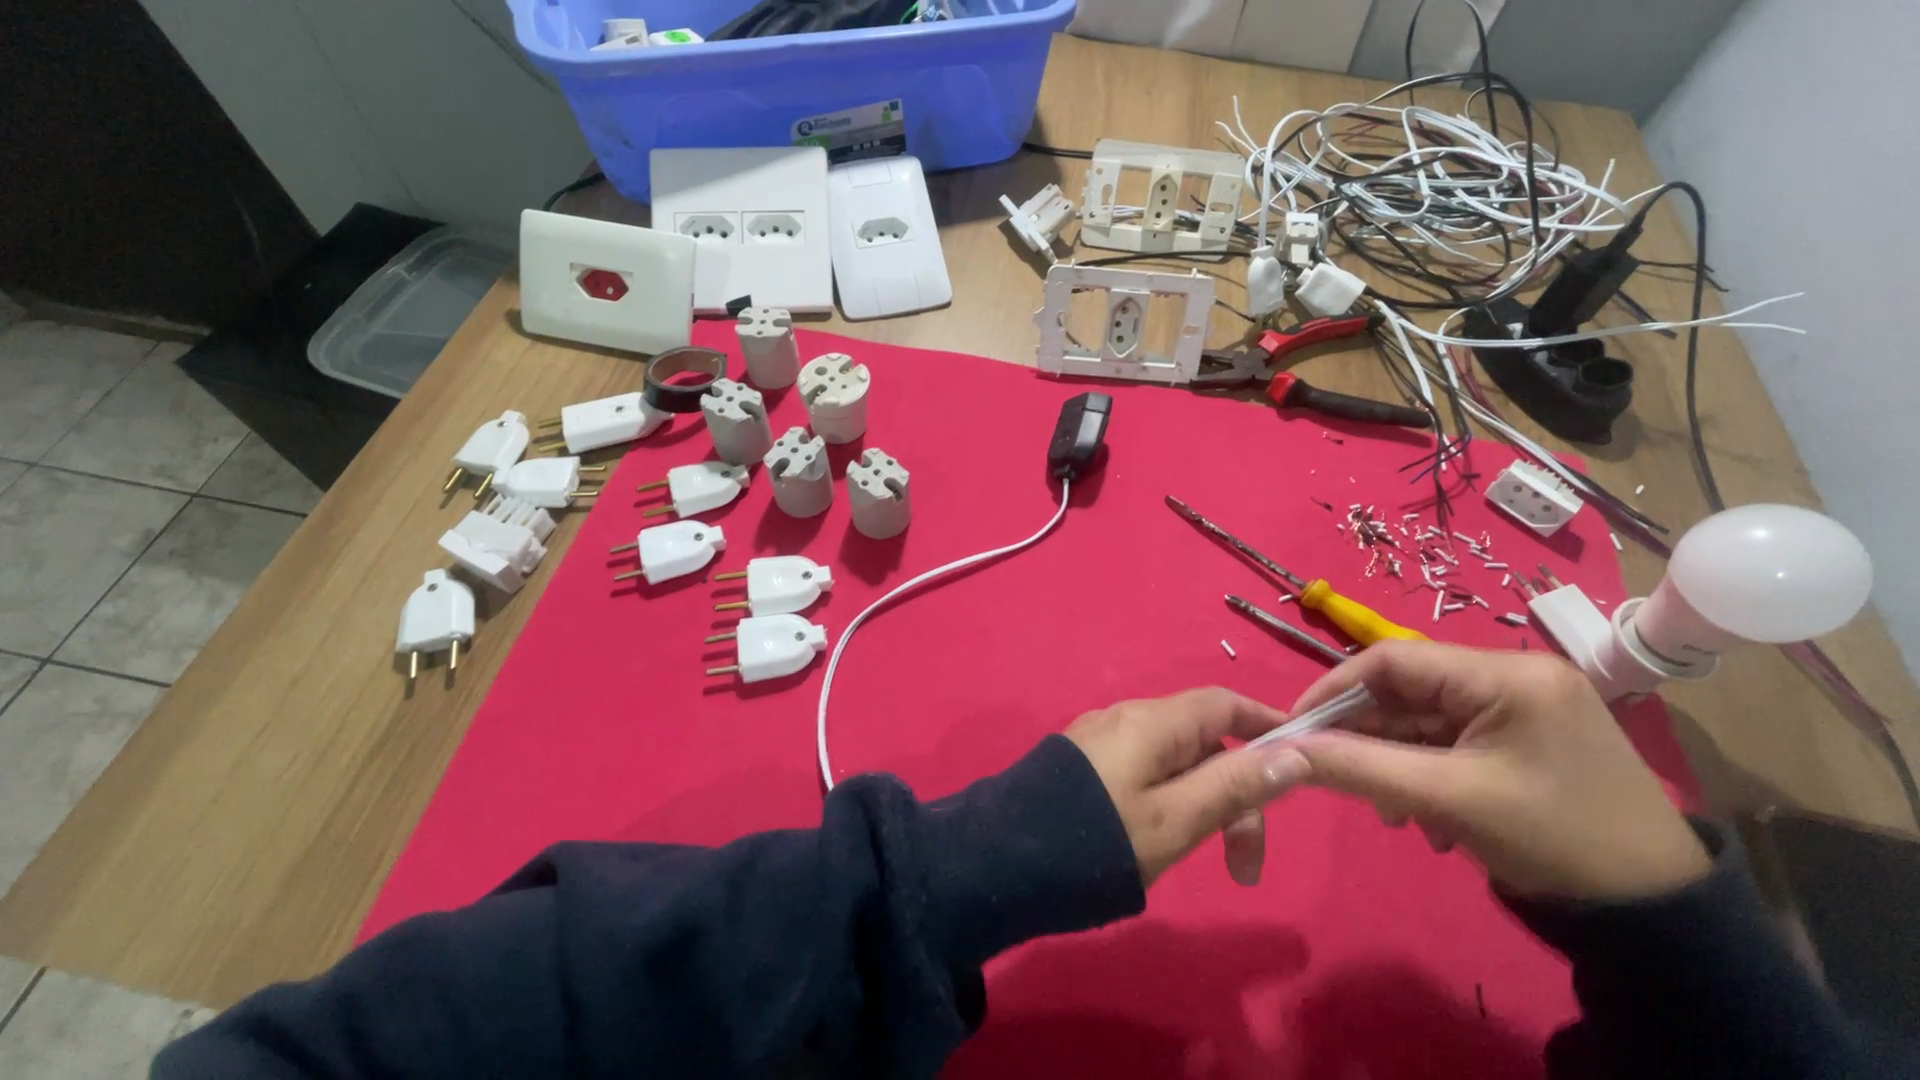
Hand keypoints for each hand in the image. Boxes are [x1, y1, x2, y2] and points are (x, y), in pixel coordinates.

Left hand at [1066, 687, 1311, 887]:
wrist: (1001, 862)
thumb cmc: (1100, 841)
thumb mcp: (1178, 820)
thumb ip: (1236, 785)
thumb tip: (1295, 753)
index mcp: (1152, 721)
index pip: (1224, 704)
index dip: (1266, 726)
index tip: (1302, 761)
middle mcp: (1124, 717)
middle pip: (1201, 740)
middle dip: (1235, 792)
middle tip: (1243, 866)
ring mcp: (1098, 740)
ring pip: (1172, 760)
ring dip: (1202, 802)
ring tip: (1200, 857)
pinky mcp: (1079, 765)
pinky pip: (1141, 771)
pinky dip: (1169, 800)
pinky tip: (1157, 840)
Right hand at [1288, 641, 1710, 900]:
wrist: (1657, 914)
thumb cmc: (1553, 840)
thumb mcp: (1446, 799)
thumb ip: (1357, 766)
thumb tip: (1283, 749)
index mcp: (1506, 674)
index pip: (1392, 658)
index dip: (1334, 689)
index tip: (1296, 729)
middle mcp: (1517, 675)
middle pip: (1409, 691)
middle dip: (1370, 738)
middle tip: (1344, 783)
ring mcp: (1527, 707)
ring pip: (1426, 720)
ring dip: (1398, 764)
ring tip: (1398, 816)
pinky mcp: (1530, 738)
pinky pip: (1454, 742)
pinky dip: (1428, 774)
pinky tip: (1433, 820)